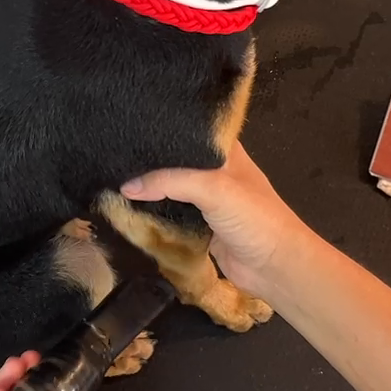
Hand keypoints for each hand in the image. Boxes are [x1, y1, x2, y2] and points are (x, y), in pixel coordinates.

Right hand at [120, 140, 312, 294]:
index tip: (132, 122)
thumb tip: (126, 187)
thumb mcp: (212, 188)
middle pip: (176, 160)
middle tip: (117, 149)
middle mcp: (215, 169)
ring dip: (150, 186)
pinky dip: (153, 210)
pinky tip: (129, 203)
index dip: (164, 126)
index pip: (190, 129)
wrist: (275, 267)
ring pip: (171, 187)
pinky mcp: (200, 223)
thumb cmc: (253, 217)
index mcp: (225, 150)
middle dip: (151, 159)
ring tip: (115, 172)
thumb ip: (169, 182)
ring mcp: (207, 198)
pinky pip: (171, 212)